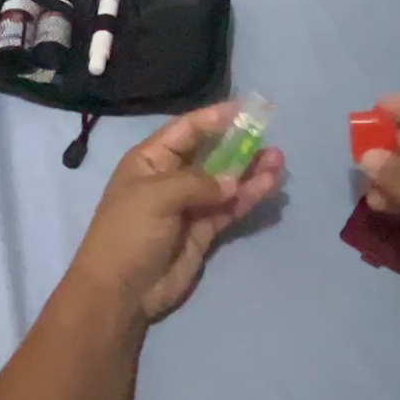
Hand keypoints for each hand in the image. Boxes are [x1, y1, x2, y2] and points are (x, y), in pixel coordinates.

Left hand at [69, 103, 285, 322]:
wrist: (120, 291)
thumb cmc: (128, 232)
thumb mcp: (156, 197)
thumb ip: (197, 183)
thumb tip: (232, 181)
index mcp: (150, 160)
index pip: (186, 130)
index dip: (214, 118)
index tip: (245, 109)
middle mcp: (171, 177)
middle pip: (210, 153)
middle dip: (238, 144)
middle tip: (270, 136)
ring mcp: (188, 205)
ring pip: (225, 181)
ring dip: (250, 170)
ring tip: (279, 161)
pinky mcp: (203, 230)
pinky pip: (229, 207)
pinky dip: (249, 196)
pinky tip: (269, 184)